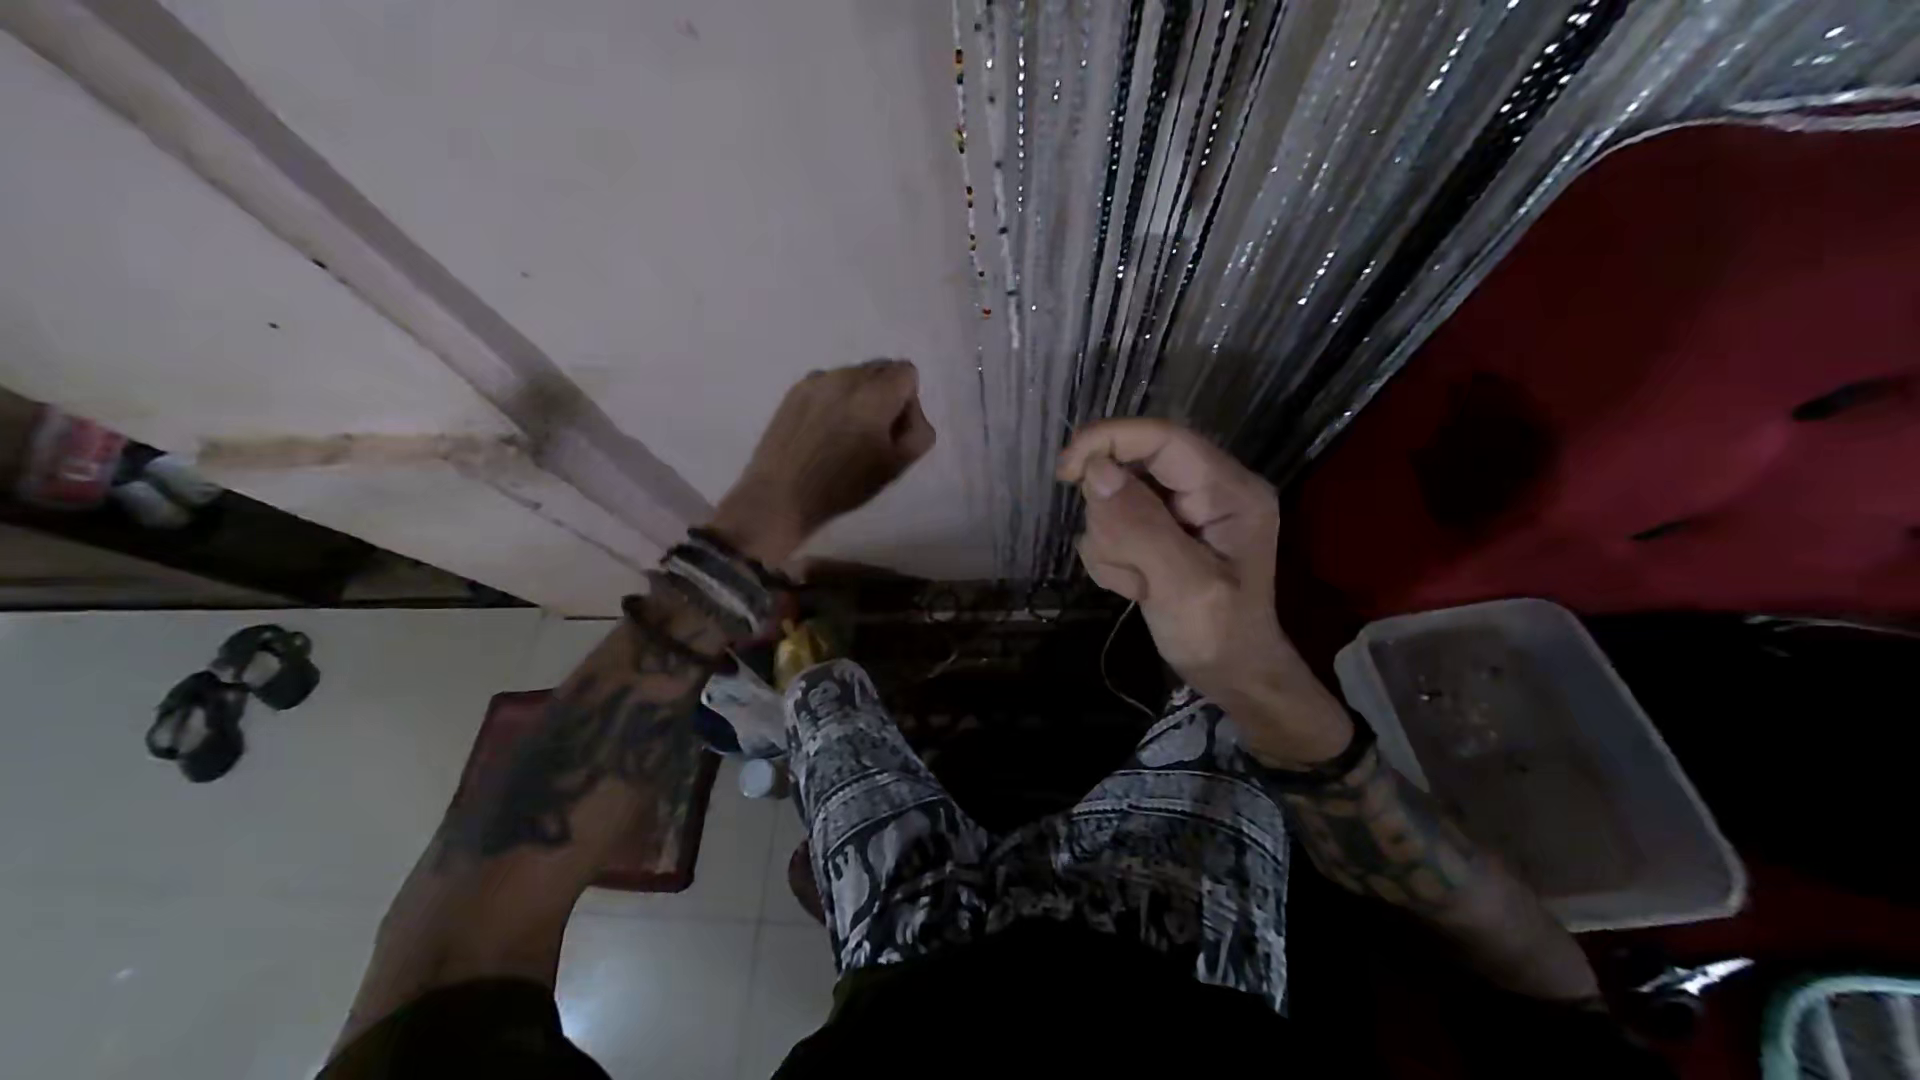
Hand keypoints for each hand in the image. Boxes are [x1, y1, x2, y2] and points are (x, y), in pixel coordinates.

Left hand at [709, 359, 935, 565]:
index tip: (893, 431)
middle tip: (872, 434)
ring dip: (859, 396)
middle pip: (881, 369)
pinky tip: (822, 432)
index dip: (907, 402)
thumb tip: (909, 412)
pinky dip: (834, 399)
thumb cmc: (844, 486)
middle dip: (885, 395)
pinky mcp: (795, 389)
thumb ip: (919, 431)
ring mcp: (817, 380)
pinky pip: (828, 383)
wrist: (782, 495)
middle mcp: (847, 376)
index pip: (907, 372)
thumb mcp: (897, 466)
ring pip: (854, 375)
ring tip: (844, 435)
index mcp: (875, 393)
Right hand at [1057, 419, 1350, 766]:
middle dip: (1113, 519)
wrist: (1229, 673)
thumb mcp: (1184, 587)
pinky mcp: (1158, 529)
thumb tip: (1094, 472)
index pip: (1162, 438)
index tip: (1066, 471)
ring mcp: (1180, 509)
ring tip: (1140, 583)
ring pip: (1112, 498)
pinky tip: (1136, 585)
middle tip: (1131, 568)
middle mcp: (1205, 488)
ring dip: (1111, 545)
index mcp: (1228, 490)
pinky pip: (1109, 524)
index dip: (1109, 441)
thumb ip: (1141, 528)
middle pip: (1130, 467)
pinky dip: (1110, 557)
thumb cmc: (1219, 635)